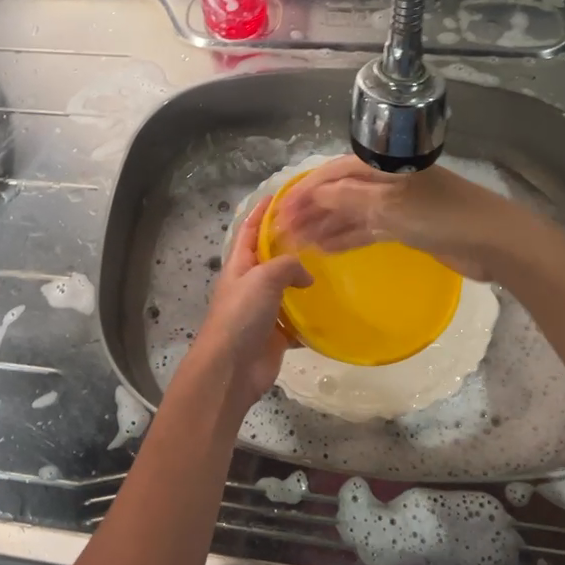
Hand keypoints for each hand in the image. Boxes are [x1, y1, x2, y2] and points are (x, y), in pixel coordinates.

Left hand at [186, 197, 311, 419]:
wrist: (231, 368)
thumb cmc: (241, 315)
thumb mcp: (263, 278)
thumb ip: (287, 266)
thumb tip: (306, 277)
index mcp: (239, 265)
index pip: (249, 230)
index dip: (261, 213)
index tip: (279, 196)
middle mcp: (250, 284)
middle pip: (270, 258)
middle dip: (290, 246)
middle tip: (319, 233)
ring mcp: (263, 311)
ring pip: (286, 290)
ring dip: (304, 281)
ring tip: (332, 267)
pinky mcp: (276, 335)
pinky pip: (297, 322)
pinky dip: (311, 318)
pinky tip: (332, 310)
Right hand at [273, 155, 561, 280]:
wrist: (494, 242)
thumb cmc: (441, 216)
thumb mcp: (388, 206)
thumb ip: (347, 199)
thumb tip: (313, 193)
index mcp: (380, 165)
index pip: (331, 174)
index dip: (304, 191)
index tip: (280, 211)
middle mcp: (385, 181)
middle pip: (338, 192)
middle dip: (310, 210)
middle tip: (283, 232)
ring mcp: (396, 204)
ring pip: (350, 213)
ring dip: (324, 227)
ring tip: (297, 244)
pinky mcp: (407, 227)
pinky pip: (367, 230)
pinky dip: (346, 239)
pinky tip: (325, 250)